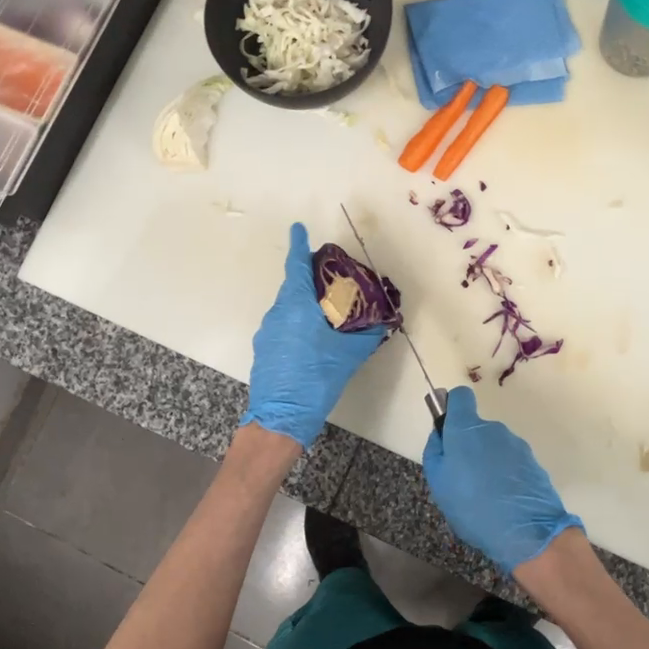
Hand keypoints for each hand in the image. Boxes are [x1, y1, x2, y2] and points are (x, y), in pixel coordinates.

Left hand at [239, 223, 386, 445]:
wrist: (280, 418)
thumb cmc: (315, 379)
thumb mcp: (347, 356)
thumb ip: (366, 336)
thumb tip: (383, 322)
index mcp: (295, 307)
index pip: (295, 266)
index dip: (299, 246)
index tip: (299, 229)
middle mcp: (277, 314)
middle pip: (293, 287)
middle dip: (310, 280)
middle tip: (331, 278)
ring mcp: (267, 333)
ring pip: (287, 309)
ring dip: (304, 306)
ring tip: (327, 314)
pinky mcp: (264, 352)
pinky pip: (283, 328)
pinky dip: (297, 325)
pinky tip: (313, 340)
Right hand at [422, 386, 582, 570]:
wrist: (528, 533)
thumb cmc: (472, 505)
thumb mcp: (438, 482)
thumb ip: (435, 451)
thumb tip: (440, 434)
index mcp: (466, 429)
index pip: (460, 397)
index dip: (451, 408)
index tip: (447, 429)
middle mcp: (493, 429)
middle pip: (475, 427)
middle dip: (467, 446)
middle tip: (461, 478)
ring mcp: (516, 446)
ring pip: (493, 446)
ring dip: (486, 462)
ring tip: (484, 495)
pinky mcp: (533, 463)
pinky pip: (510, 462)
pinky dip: (504, 474)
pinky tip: (503, 501)